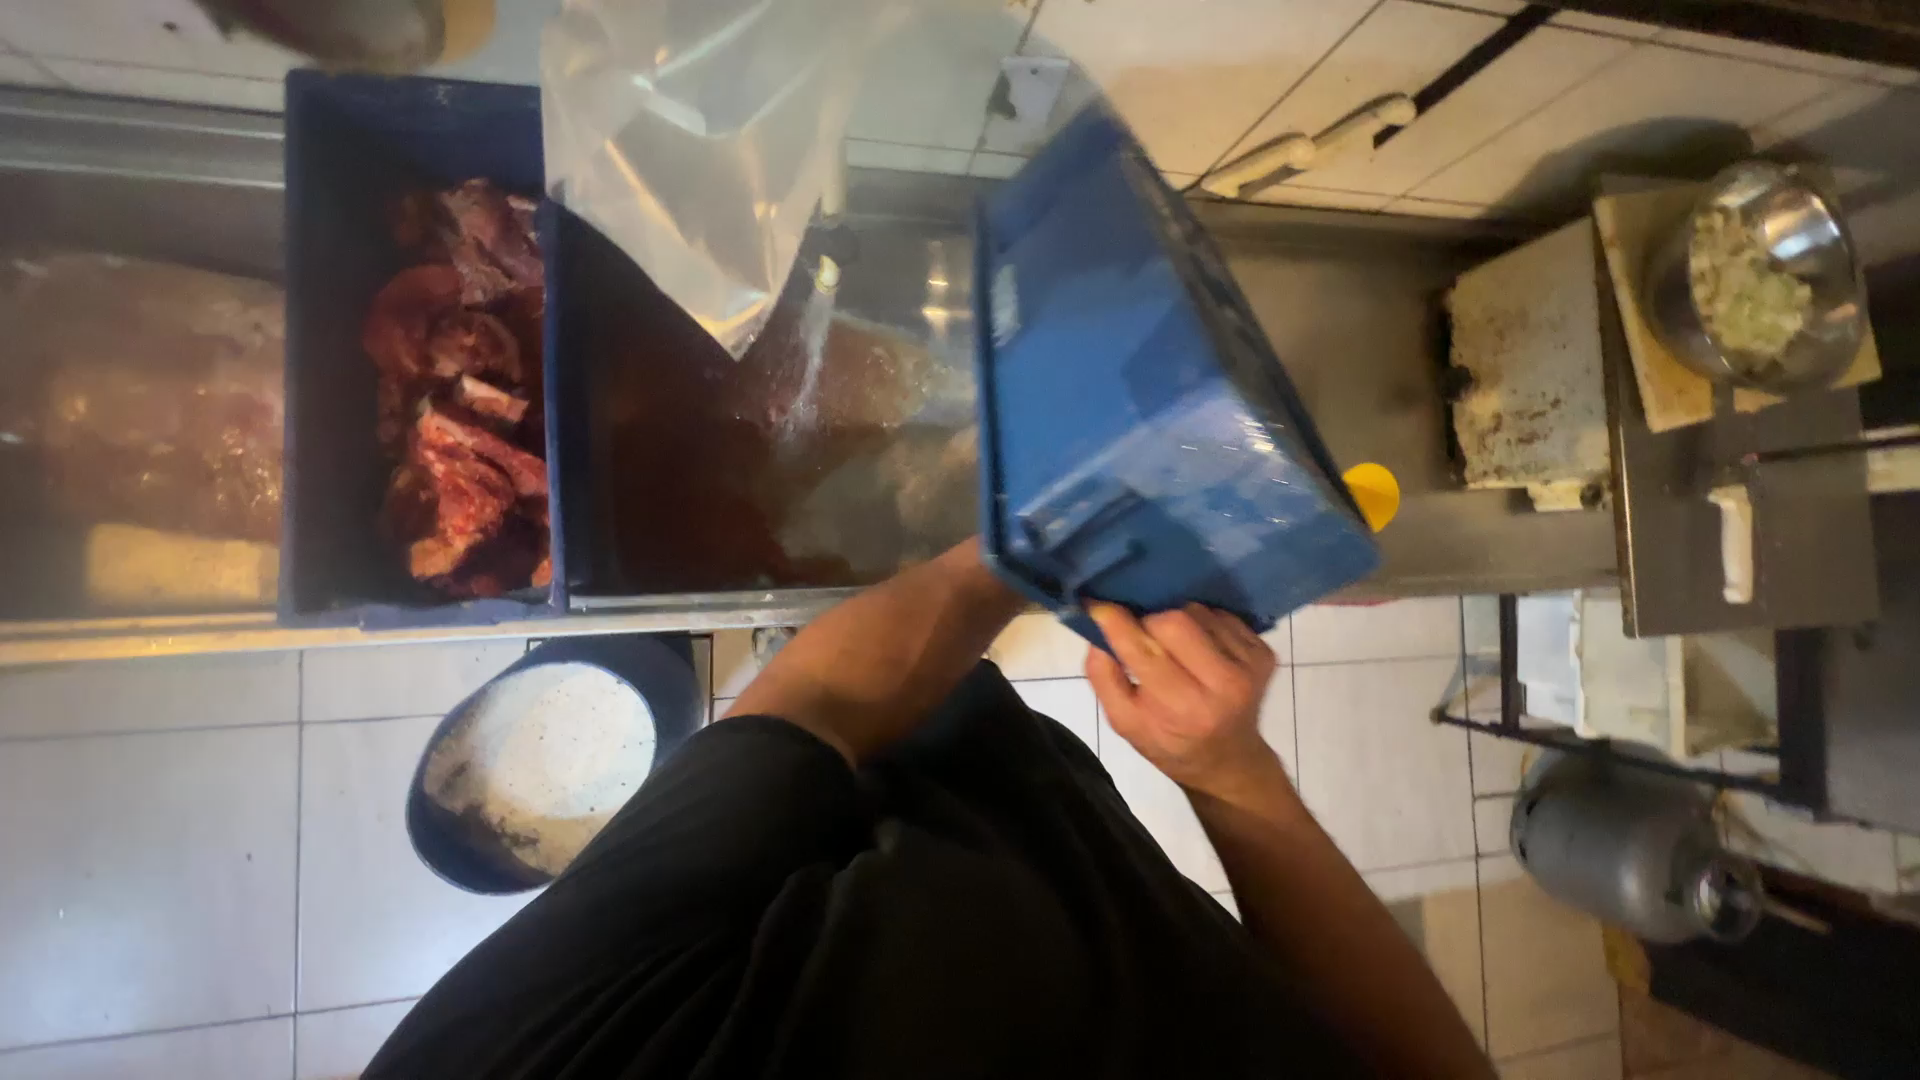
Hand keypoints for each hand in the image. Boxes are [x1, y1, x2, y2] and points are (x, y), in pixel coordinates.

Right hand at [1085, 602, 1282, 796]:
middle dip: (1148, 621)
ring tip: (1171, 643)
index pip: (1144, 647)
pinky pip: (1220, 615)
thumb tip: (1096, 630)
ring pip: (1197, 611)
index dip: (1116, 622)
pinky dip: (1200, 622)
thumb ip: (1104, 677)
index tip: (1097, 606)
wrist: (1228, 761)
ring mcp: (1250, 666)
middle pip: (1174, 620)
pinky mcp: (1264, 653)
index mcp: (1183, 706)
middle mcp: (1223, 684)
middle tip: (1140, 634)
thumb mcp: (1124, 722)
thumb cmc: (1168, 742)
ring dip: (1175, 619)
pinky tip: (1197, 645)